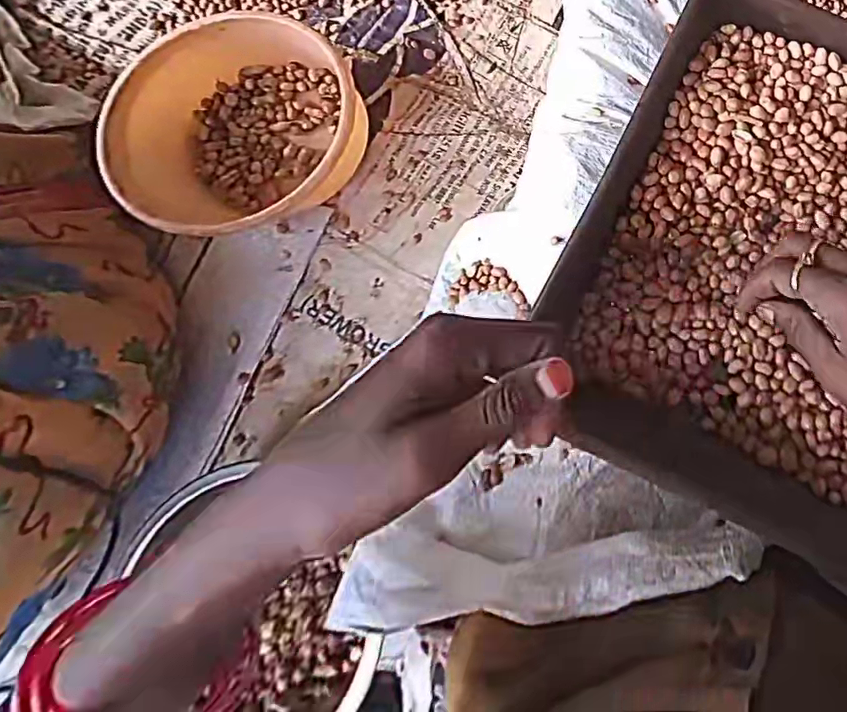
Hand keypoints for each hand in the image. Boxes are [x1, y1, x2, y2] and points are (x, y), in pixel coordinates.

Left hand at [239, 314, 573, 558]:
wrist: (281, 510)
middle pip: (526, 351)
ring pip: (509, 370)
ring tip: (500, 454)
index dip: (553, 385)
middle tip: (525, 452)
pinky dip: (495, 415)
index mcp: (449, 339)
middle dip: (538, 397)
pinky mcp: (430, 382)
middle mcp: (446, 336)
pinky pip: (484, 385)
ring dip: (519, 409)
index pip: (539, 339)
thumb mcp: (434, 449)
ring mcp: (436, 358)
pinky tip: (482, 447)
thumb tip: (565, 370)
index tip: (543, 439)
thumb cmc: (353, 481)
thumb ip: (502, 406)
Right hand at [735, 235, 846, 447]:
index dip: (755, 286)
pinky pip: (844, 261)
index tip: (742, 310)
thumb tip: (768, 306)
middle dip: (770, 265)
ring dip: (794, 266)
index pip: (784, 271)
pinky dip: (819, 272)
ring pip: (822, 248)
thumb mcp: (834, 371)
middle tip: (756, 297)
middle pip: (801, 244)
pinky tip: (810, 301)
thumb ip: (797, 329)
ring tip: (779, 301)